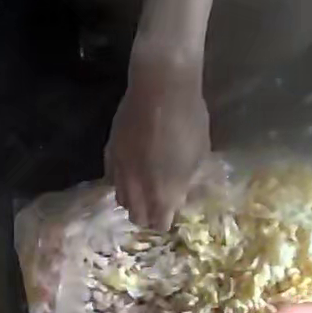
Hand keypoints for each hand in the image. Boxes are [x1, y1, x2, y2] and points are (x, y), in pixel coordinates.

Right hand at [106, 53, 209, 229]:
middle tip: (157, 205)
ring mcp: (121, 171)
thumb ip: (190, 183)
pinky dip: (120, 181)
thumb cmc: (190, 122)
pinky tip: (129, 173)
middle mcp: (138, 188)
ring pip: (121, 200)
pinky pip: (111, 178)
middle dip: (147, 215)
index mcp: (165, 193)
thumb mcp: (201, 157)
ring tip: (142, 190)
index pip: (159, 224)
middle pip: (137, 216)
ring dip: (132, 200)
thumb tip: (183, 197)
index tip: (170, 215)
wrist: (161, 88)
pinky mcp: (110, 152)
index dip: (165, 221)